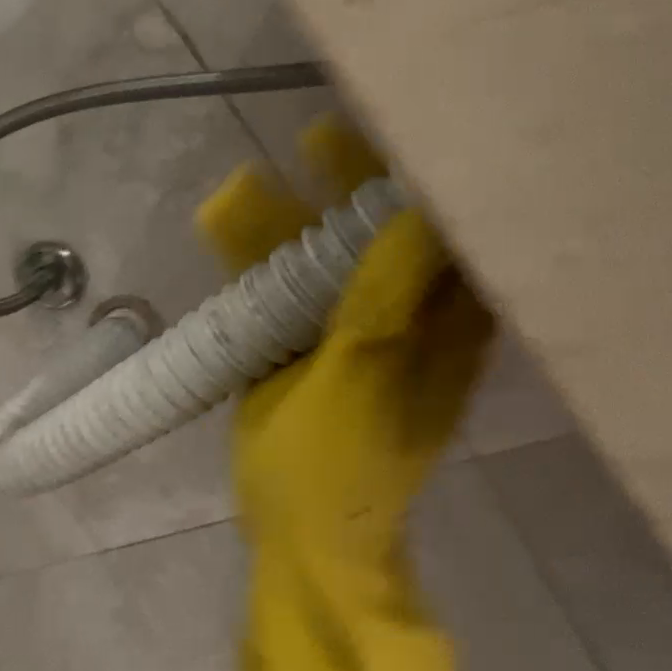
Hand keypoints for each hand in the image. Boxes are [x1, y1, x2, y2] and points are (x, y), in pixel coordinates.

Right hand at [199, 121, 493, 670]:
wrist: (300, 540)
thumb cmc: (337, 471)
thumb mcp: (361, 384)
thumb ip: (382, 303)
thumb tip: (413, 214)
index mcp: (444, 333)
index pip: (442, 237)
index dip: (420, 182)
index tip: (397, 129)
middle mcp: (402, 328)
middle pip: (379, 241)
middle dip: (352, 189)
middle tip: (319, 134)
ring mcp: (345, 344)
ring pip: (320, 267)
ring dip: (291, 223)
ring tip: (252, 176)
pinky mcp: (298, 358)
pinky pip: (281, 298)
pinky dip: (256, 266)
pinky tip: (227, 233)